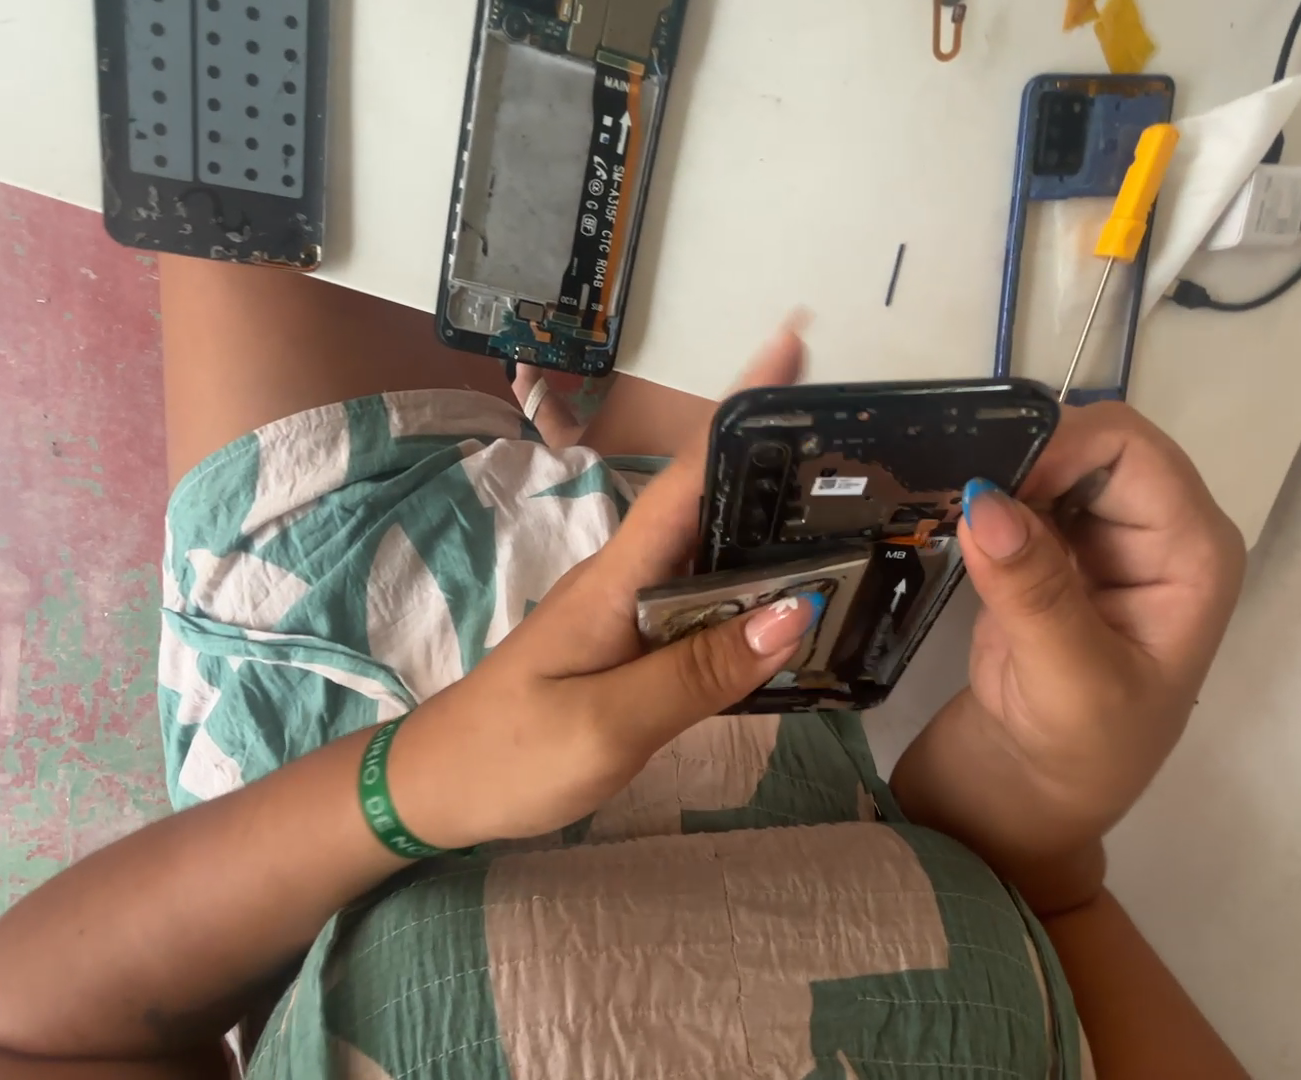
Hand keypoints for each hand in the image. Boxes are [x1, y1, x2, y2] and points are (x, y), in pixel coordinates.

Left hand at [385, 328, 818, 850]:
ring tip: (851, 522)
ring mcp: (627, 610)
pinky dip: (747, 596)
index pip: (687, 478)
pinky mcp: (630, 644)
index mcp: (617, 577)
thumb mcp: (608, 723)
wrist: (439, 789)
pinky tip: (789, 609)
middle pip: (708, 506)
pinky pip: (700, 605)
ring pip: (709, 557)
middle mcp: (627, 578)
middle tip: (860, 451)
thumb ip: (697, 670)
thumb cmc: (511, 754)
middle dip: (777, 467)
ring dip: (770, 533)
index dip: (738, 411)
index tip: (792, 347)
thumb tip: (794, 610)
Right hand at [893, 402, 1246, 905]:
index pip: (1131, 451)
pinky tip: (941, 525)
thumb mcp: (1067, 683)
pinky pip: (1010, 503)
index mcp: (1188, 556)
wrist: (1022, 802)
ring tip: (937, 509)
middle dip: (1021, 458)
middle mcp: (1147, 537)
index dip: (1058, 450)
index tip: (986, 492)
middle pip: (1088, 447)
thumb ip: (1034, 591)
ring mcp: (1089, 549)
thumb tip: (984, 500)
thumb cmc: (1073, 758)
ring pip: (1043, 468)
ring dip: (993, 479)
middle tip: (952, 498)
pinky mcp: (1038, 564)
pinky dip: (976, 503)